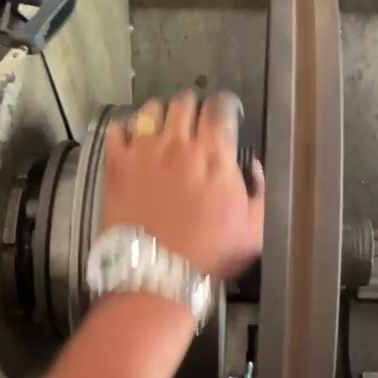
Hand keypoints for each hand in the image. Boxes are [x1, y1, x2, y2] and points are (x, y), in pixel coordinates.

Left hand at [102, 91, 263, 280]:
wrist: (158, 275)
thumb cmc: (210, 254)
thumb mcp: (254, 229)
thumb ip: (260, 192)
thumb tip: (253, 166)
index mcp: (215, 155)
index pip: (220, 107)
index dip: (225, 106)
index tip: (226, 114)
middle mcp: (179, 144)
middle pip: (184, 101)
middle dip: (193, 106)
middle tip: (194, 121)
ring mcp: (144, 152)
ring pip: (150, 110)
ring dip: (160, 114)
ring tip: (163, 128)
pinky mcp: (117, 166)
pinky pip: (117, 130)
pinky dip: (126, 131)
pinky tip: (132, 142)